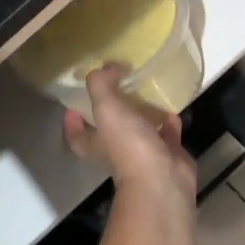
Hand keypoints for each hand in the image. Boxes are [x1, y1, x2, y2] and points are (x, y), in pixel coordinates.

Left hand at [62, 63, 195, 204]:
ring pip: (140, 132)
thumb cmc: (129, 145)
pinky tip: (172, 110)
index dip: (72, 122)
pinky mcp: (168, 156)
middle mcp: (118, 151)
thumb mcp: (107, 108)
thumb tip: (109, 66)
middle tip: (116, 92)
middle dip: (112, 115)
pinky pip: (167, 136)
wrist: (162, 178)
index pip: (77, 135)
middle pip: (109, 132)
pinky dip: (169, 124)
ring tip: (147, 95)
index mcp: (96, 144)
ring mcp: (144, 155)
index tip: (73, 107)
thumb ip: (102, 84)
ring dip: (143, 116)